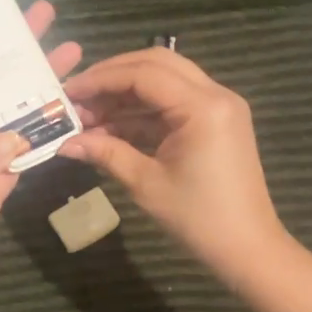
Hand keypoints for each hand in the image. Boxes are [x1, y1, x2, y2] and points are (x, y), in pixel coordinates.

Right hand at [59, 47, 285, 275]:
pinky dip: (141, 111)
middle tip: (76, 96)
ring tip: (87, 116)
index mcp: (202, 107)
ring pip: (164, 80)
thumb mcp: (145, 183)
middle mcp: (215, 95)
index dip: (100, 79)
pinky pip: (172, 102)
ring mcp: (218, 106)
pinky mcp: (214, 121)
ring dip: (124, 93)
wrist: (246, 247)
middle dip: (112, 76)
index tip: (67, 93)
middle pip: (155, 64)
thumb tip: (64, 143)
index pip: (143, 74)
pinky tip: (109, 127)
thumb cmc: (198, 217)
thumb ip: (105, 153)